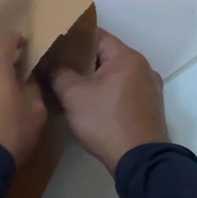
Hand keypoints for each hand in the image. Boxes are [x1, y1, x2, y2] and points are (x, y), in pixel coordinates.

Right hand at [48, 29, 170, 173]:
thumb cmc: (105, 121)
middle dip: (80, 59)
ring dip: (94, 77)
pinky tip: (89, 101)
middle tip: (55, 64)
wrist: (139, 161)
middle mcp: (143, 68)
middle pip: (106, 54)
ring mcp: (149, 88)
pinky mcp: (149, 107)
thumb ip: (58, 73)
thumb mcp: (73, 95)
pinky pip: (122, 89)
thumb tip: (47, 62)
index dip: (72, 37)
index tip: (53, 43)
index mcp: (127, 58)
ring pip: (114, 73)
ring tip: (69, 82)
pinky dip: (106, 90)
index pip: (96, 35)